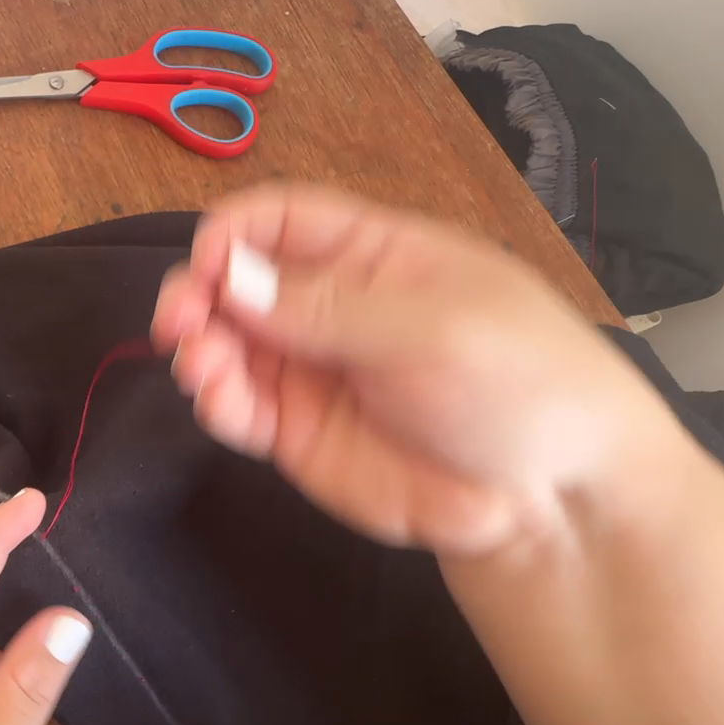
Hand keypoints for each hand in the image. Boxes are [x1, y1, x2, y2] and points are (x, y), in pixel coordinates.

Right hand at [153, 183, 682, 557]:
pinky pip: (234, 407)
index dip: (233, 233)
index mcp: (369, 258)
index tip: (204, 264)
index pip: (281, 222)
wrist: (546, 502)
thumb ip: (325, 307)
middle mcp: (324, 309)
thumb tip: (228, 278)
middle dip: (197, 296)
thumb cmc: (516, 386)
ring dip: (199, 350)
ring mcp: (303, 372)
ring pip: (224, 346)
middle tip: (177, 322)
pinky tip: (217, 402)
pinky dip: (214, 401)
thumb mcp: (432, 330)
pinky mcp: (289, 431)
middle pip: (235, 285)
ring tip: (203, 368)